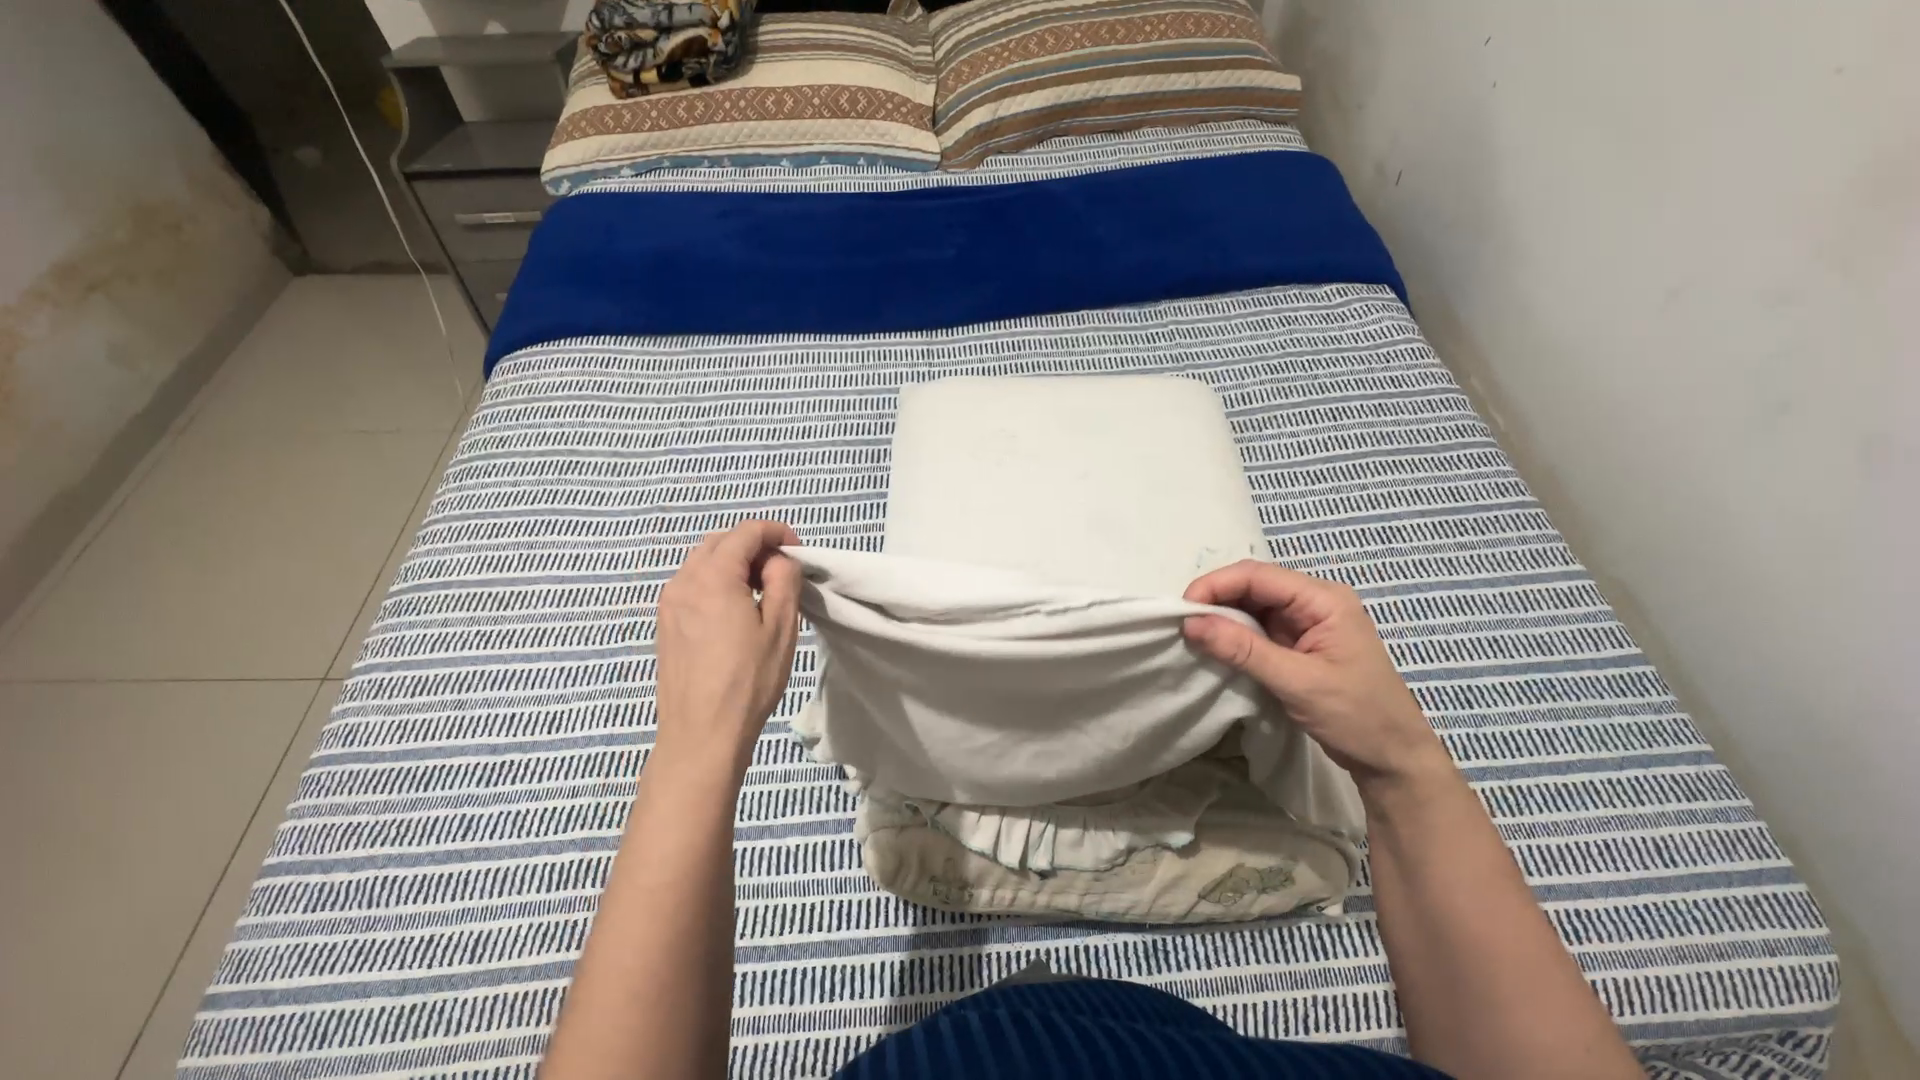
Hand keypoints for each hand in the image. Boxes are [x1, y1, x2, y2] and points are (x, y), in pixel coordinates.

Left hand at [653, 520, 802, 769]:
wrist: (701, 734)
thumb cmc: (748, 681)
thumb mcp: (781, 627)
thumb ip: (784, 581)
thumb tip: (779, 561)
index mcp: (713, 577)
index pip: (745, 533)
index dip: (776, 533)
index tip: (798, 551)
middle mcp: (683, 581)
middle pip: (720, 542)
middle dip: (753, 545)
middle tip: (782, 570)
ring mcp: (669, 603)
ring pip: (702, 562)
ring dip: (733, 564)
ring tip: (761, 591)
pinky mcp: (665, 624)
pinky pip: (692, 585)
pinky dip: (716, 582)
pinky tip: (736, 610)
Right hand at [1183, 560, 1451, 793]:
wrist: (1393, 759)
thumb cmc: (1356, 716)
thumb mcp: (1297, 683)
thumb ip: (1243, 650)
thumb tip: (1191, 624)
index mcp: (1323, 599)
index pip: (1258, 576)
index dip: (1216, 585)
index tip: (1183, 610)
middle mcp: (1314, 603)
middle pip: (1253, 586)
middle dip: (1216, 600)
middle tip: (1182, 625)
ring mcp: (1307, 624)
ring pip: (1253, 607)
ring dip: (1223, 619)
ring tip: (1193, 637)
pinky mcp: (1299, 645)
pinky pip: (1259, 629)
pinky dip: (1234, 636)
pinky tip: (1216, 648)